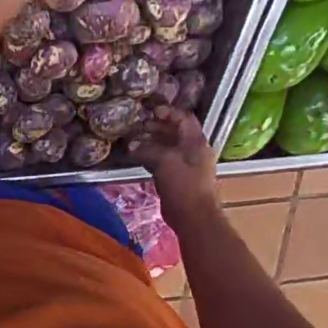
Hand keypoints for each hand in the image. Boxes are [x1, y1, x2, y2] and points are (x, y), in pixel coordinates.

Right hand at [129, 106, 219, 221]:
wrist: (194, 216)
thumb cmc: (183, 184)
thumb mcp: (165, 160)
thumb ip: (148, 149)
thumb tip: (132, 146)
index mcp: (196, 141)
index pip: (183, 118)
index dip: (168, 112)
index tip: (150, 111)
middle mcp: (193, 150)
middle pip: (175, 132)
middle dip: (156, 127)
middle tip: (138, 127)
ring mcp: (187, 165)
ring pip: (168, 147)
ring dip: (152, 142)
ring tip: (134, 141)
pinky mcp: (178, 178)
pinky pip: (164, 161)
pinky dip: (152, 157)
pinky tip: (138, 158)